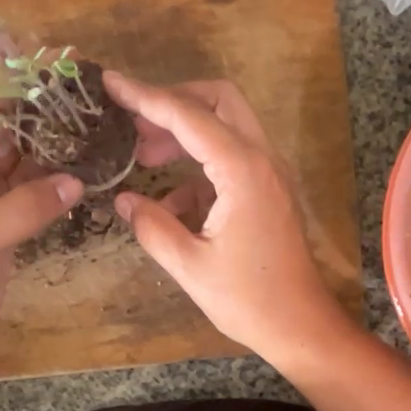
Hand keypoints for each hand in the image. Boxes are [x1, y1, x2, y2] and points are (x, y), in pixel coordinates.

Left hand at [0, 50, 82, 358]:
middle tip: (67, 87)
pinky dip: (46, 180)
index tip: (16, 52)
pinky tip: (77, 167)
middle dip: (21, 101)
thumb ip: (31, 204)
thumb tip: (77, 181)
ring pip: (10, 152)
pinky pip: (23, 187)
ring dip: (40, 141)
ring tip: (81, 121)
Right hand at [103, 73, 345, 362]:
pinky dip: (200, 168)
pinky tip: (170, 203)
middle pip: (217, 101)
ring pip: (227, 128)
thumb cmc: (249, 301)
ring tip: (143, 158)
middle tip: (133, 122)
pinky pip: (232, 162)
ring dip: (185, 134)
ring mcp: (270, 176)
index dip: (145, 96)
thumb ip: (153, 227)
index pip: (187, 115)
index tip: (109, 84)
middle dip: (173, 102)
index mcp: (242, 170)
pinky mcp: (270, 195)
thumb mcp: (190, 267)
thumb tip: (124, 201)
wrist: (301, 326)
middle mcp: (262, 160)